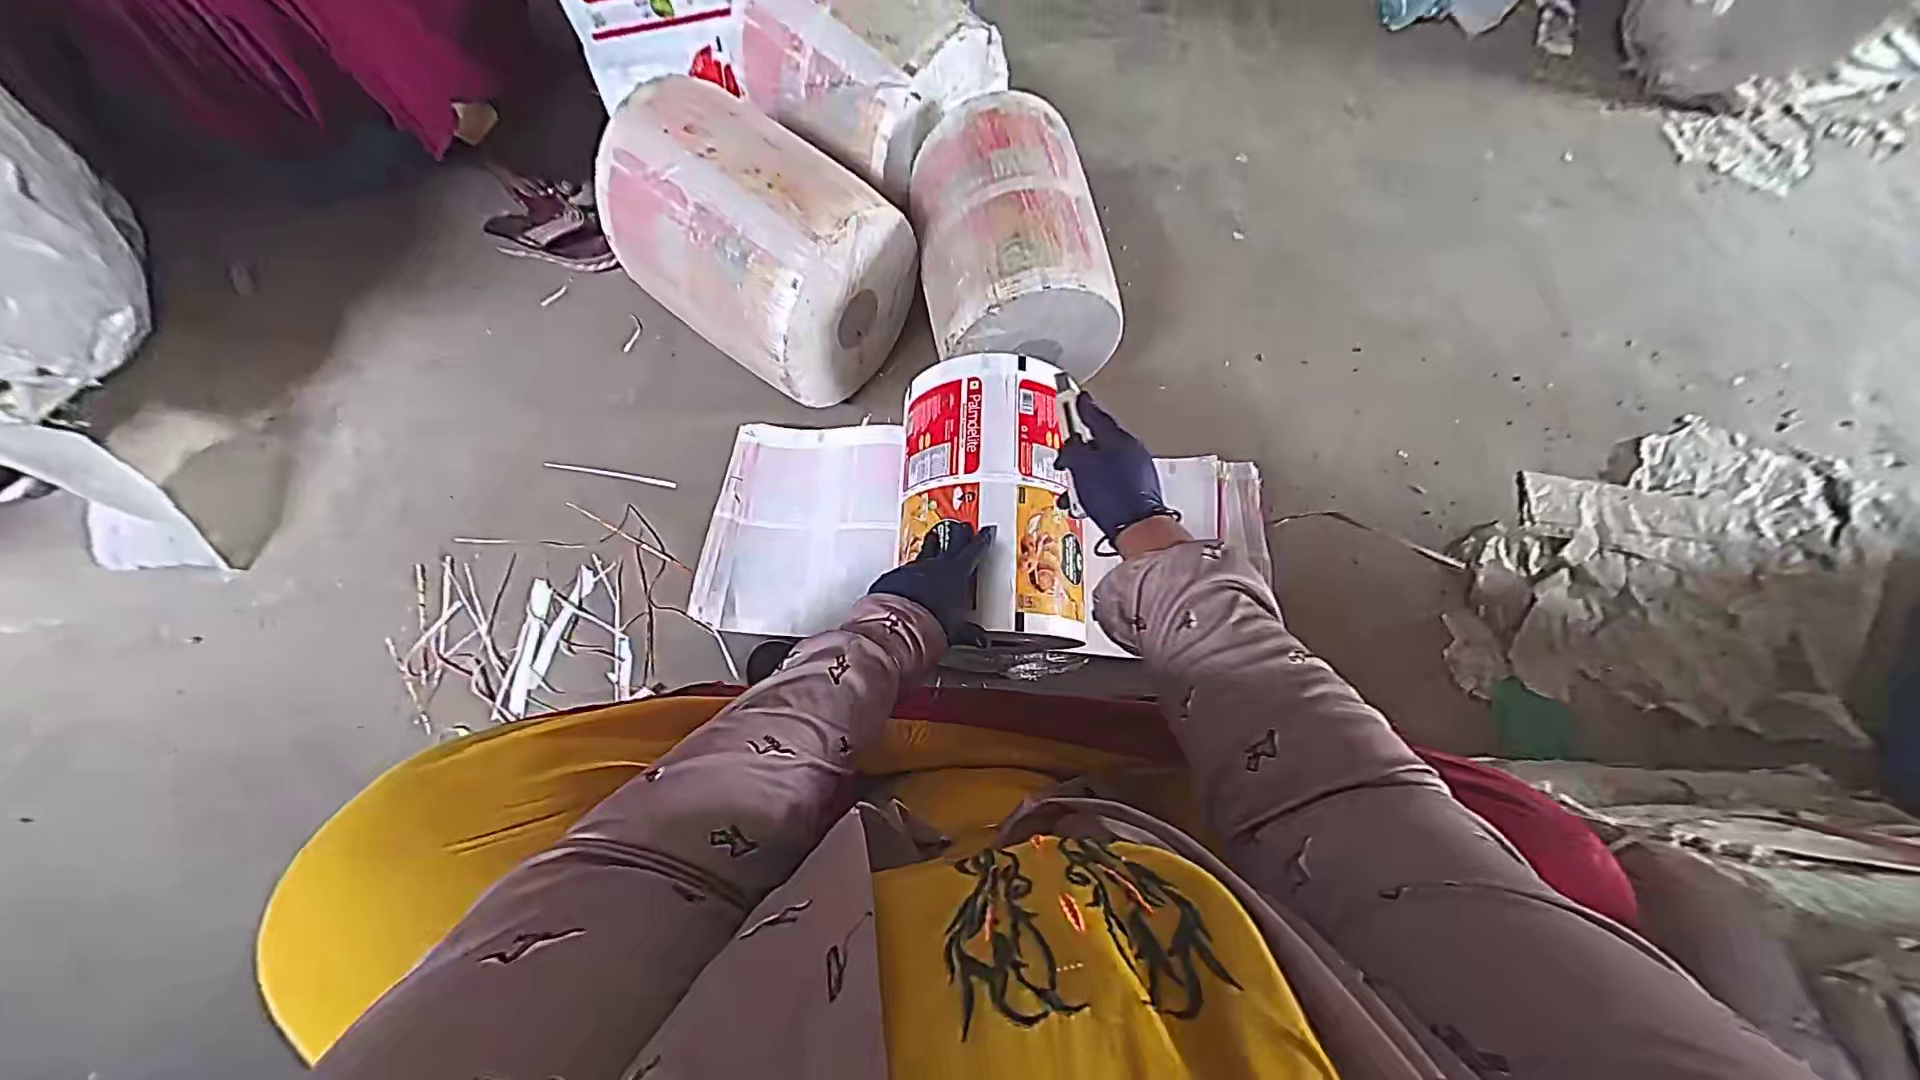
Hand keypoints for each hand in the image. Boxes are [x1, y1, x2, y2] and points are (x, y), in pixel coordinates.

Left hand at [869, 522, 994, 644]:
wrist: (897, 622)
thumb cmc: (929, 622)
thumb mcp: (956, 629)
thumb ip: (969, 632)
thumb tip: (979, 639)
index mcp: (958, 573)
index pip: (975, 550)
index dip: (983, 539)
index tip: (987, 531)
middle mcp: (938, 565)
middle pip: (954, 540)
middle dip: (961, 533)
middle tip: (964, 528)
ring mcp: (917, 567)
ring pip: (929, 548)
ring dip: (935, 544)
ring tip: (936, 539)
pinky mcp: (898, 573)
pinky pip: (910, 565)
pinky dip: (915, 566)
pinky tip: (913, 572)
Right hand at [1056, 394, 1173, 541]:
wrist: (1137, 526)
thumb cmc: (1112, 496)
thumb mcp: (1080, 467)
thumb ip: (1072, 449)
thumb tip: (1070, 443)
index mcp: (1116, 437)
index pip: (1093, 413)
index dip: (1079, 405)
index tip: (1073, 398)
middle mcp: (1130, 449)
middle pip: (1098, 440)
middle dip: (1079, 451)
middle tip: (1066, 459)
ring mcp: (1137, 468)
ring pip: (1103, 462)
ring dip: (1086, 473)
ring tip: (1076, 489)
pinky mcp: (1138, 486)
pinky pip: (1112, 478)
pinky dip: (1098, 486)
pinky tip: (1089, 501)